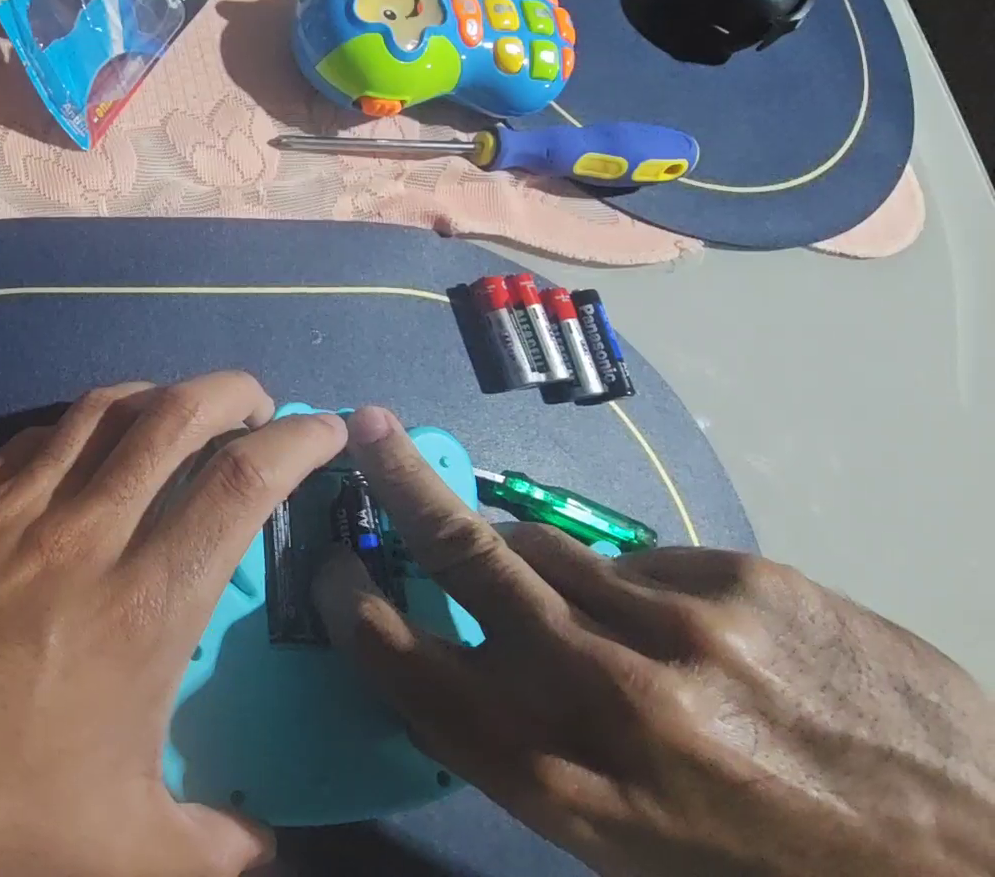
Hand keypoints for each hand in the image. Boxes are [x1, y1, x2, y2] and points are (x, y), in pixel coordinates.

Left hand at [0, 372, 347, 876]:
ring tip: (175, 407)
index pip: (236, 486)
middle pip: (169, 418)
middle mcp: (80, 532)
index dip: (292, 442)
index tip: (322, 426)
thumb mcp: (111, 850)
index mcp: (141, 605)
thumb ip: (203, 848)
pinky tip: (73, 444)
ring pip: (95, 413)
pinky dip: (71, 426)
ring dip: (149, 396)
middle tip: (255, 398)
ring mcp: (6, 507)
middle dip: (227, 391)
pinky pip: (27, 439)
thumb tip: (257, 851)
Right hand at [314, 406, 994, 876]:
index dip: (348, 601)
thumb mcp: (607, 837)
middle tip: (365, 427)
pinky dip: (636, 587)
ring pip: (547, 546)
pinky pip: (642, 561)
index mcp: (552, 772)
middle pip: (465, 554)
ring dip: (528, 560)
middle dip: (402, 485)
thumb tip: (444, 652)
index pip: (401, 658)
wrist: (980, 866)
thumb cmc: (751, 866)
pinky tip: (691, 634)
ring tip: (577, 606)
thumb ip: (512, 741)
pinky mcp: (749, 580)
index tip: (331, 566)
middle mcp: (600, 687)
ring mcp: (679, 623)